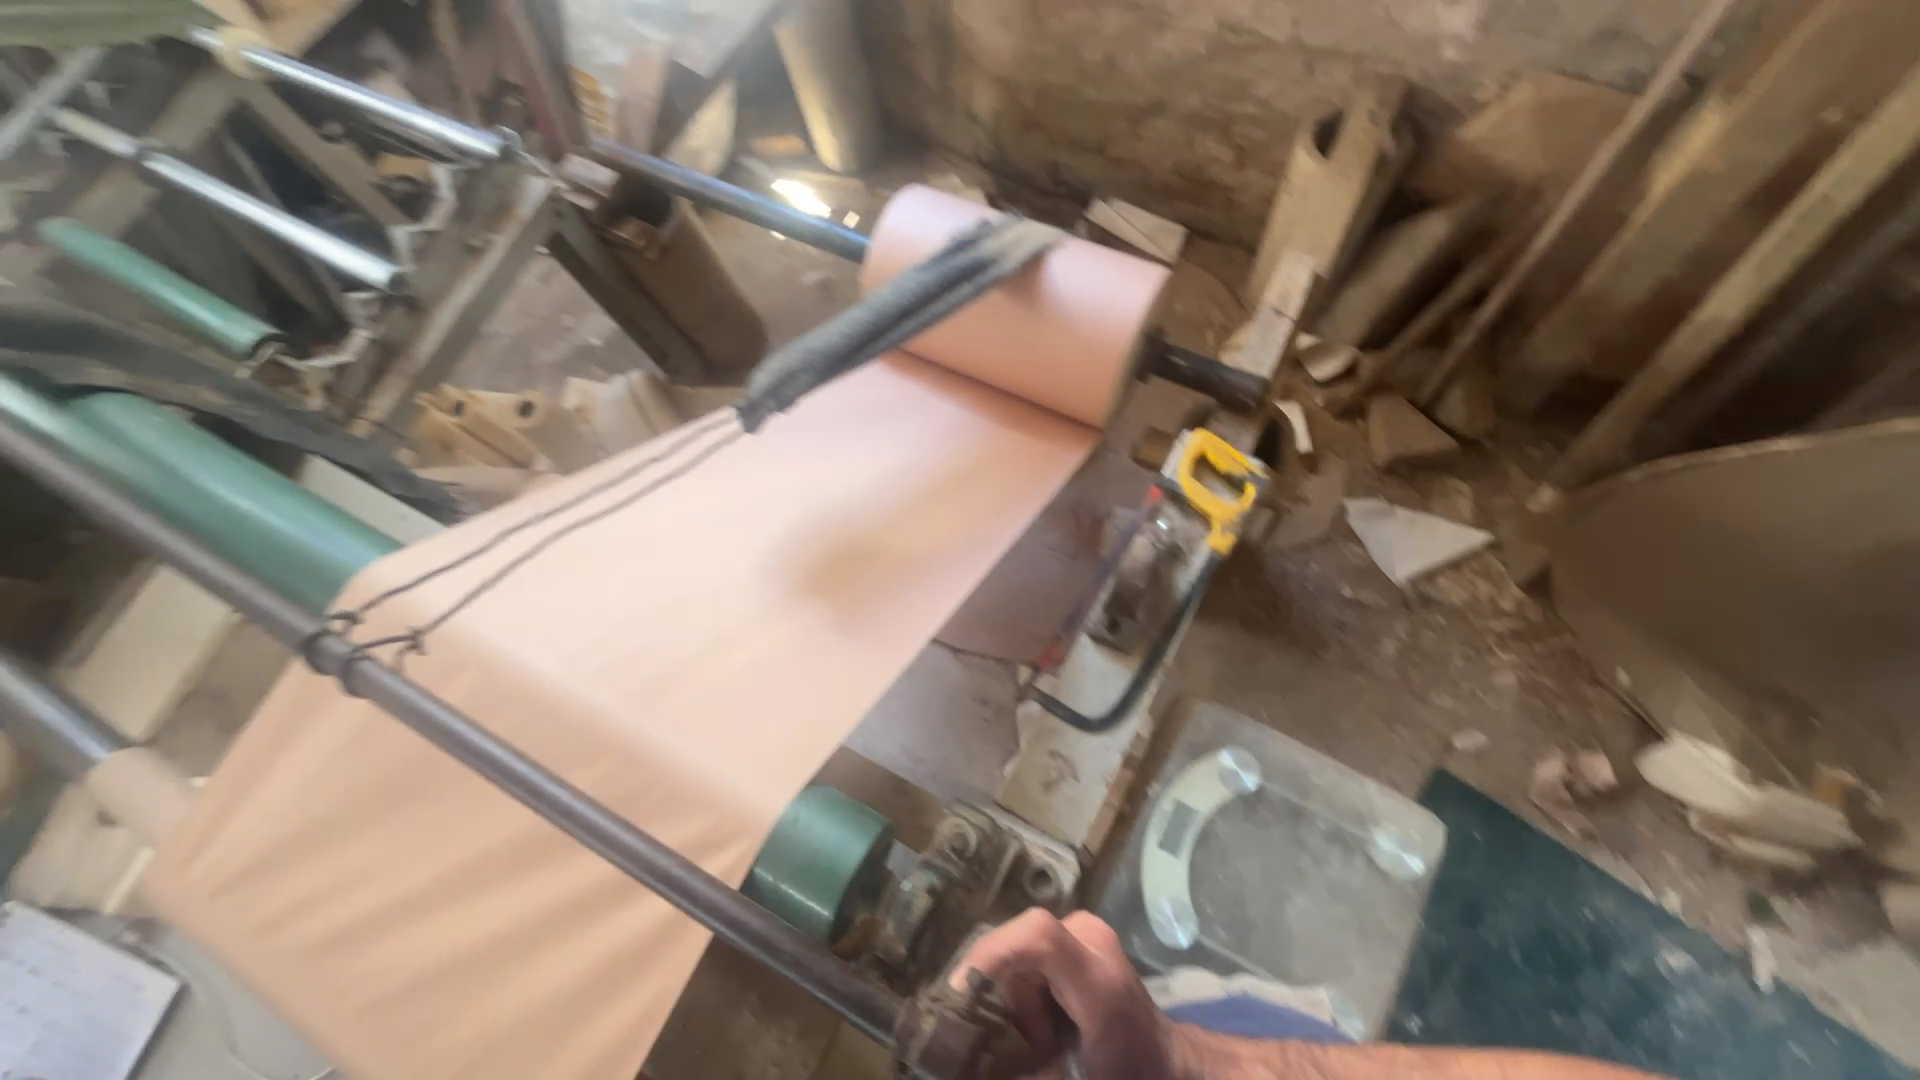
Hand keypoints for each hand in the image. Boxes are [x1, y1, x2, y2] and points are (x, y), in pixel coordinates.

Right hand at [952, 909, 1180, 1079]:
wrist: (1166, 1062)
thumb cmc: (1125, 1076)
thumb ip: (1020, 1069)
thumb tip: (969, 1065)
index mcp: (1097, 982)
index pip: (1038, 937)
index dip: (991, 954)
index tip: (962, 991)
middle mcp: (1093, 942)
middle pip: (1020, 944)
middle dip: (1003, 990)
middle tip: (1014, 1037)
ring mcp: (1088, 930)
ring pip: (1022, 947)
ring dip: (1017, 992)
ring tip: (1040, 1036)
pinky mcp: (1080, 931)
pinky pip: (1033, 946)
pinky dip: (1026, 981)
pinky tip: (1043, 1018)